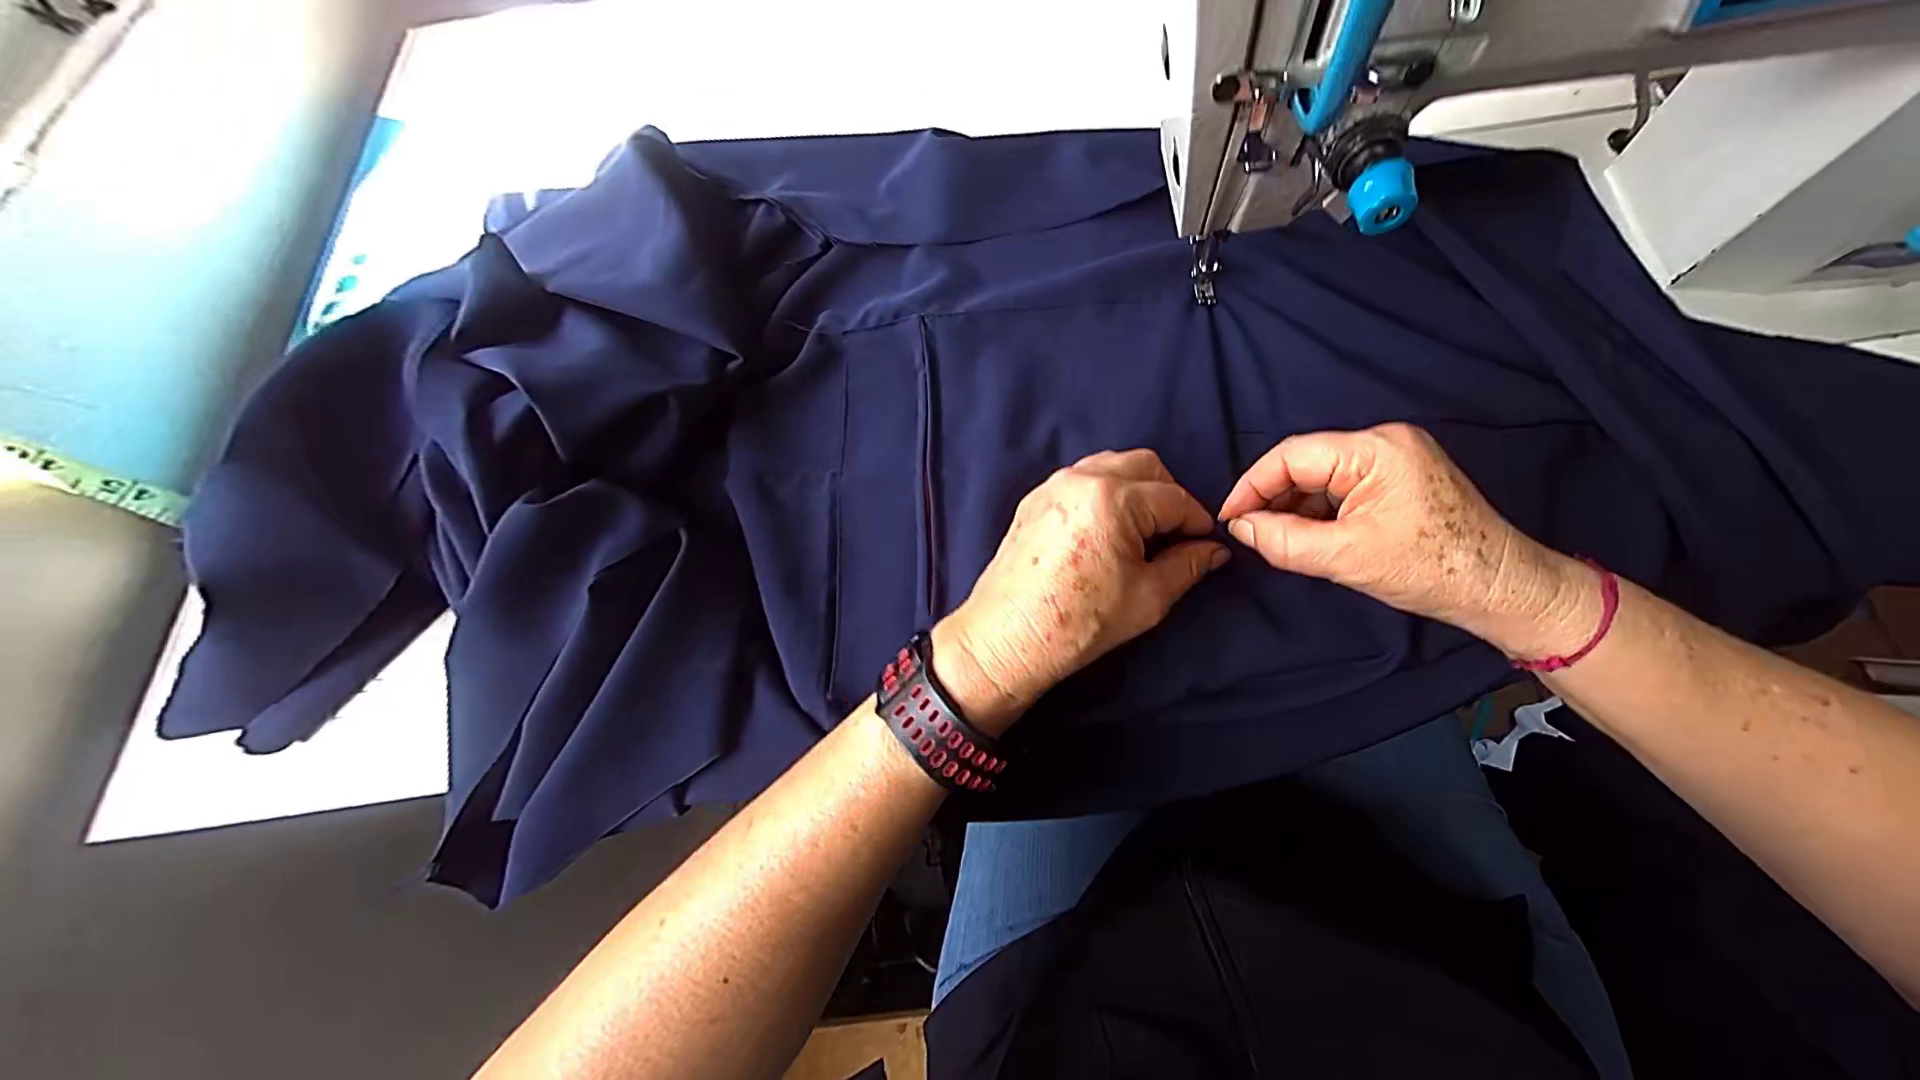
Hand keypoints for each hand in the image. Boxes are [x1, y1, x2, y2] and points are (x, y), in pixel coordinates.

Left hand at [933, 450, 1228, 734]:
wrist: (1007, 639)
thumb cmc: (1076, 622)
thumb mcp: (1148, 597)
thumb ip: (1188, 565)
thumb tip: (1212, 551)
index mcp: (1111, 499)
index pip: (1174, 497)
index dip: (1197, 521)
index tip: (1205, 543)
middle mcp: (1079, 480)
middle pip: (1144, 466)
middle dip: (1168, 495)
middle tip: (1176, 535)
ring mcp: (1051, 487)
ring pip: (1110, 466)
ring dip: (1136, 490)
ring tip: (1143, 533)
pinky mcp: (1034, 501)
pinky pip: (1081, 480)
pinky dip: (1105, 493)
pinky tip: (1109, 531)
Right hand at [1218, 423, 1602, 658]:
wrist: (1504, 590)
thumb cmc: (1435, 571)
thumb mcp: (1345, 558)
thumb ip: (1283, 540)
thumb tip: (1240, 527)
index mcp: (1377, 450)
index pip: (1292, 456)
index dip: (1251, 486)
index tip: (1228, 517)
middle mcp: (1385, 442)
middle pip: (1304, 463)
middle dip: (1270, 497)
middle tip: (1246, 531)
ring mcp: (1393, 458)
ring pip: (1318, 476)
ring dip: (1291, 506)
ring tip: (1272, 538)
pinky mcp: (1396, 478)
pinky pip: (1338, 486)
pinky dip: (1314, 511)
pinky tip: (1302, 535)